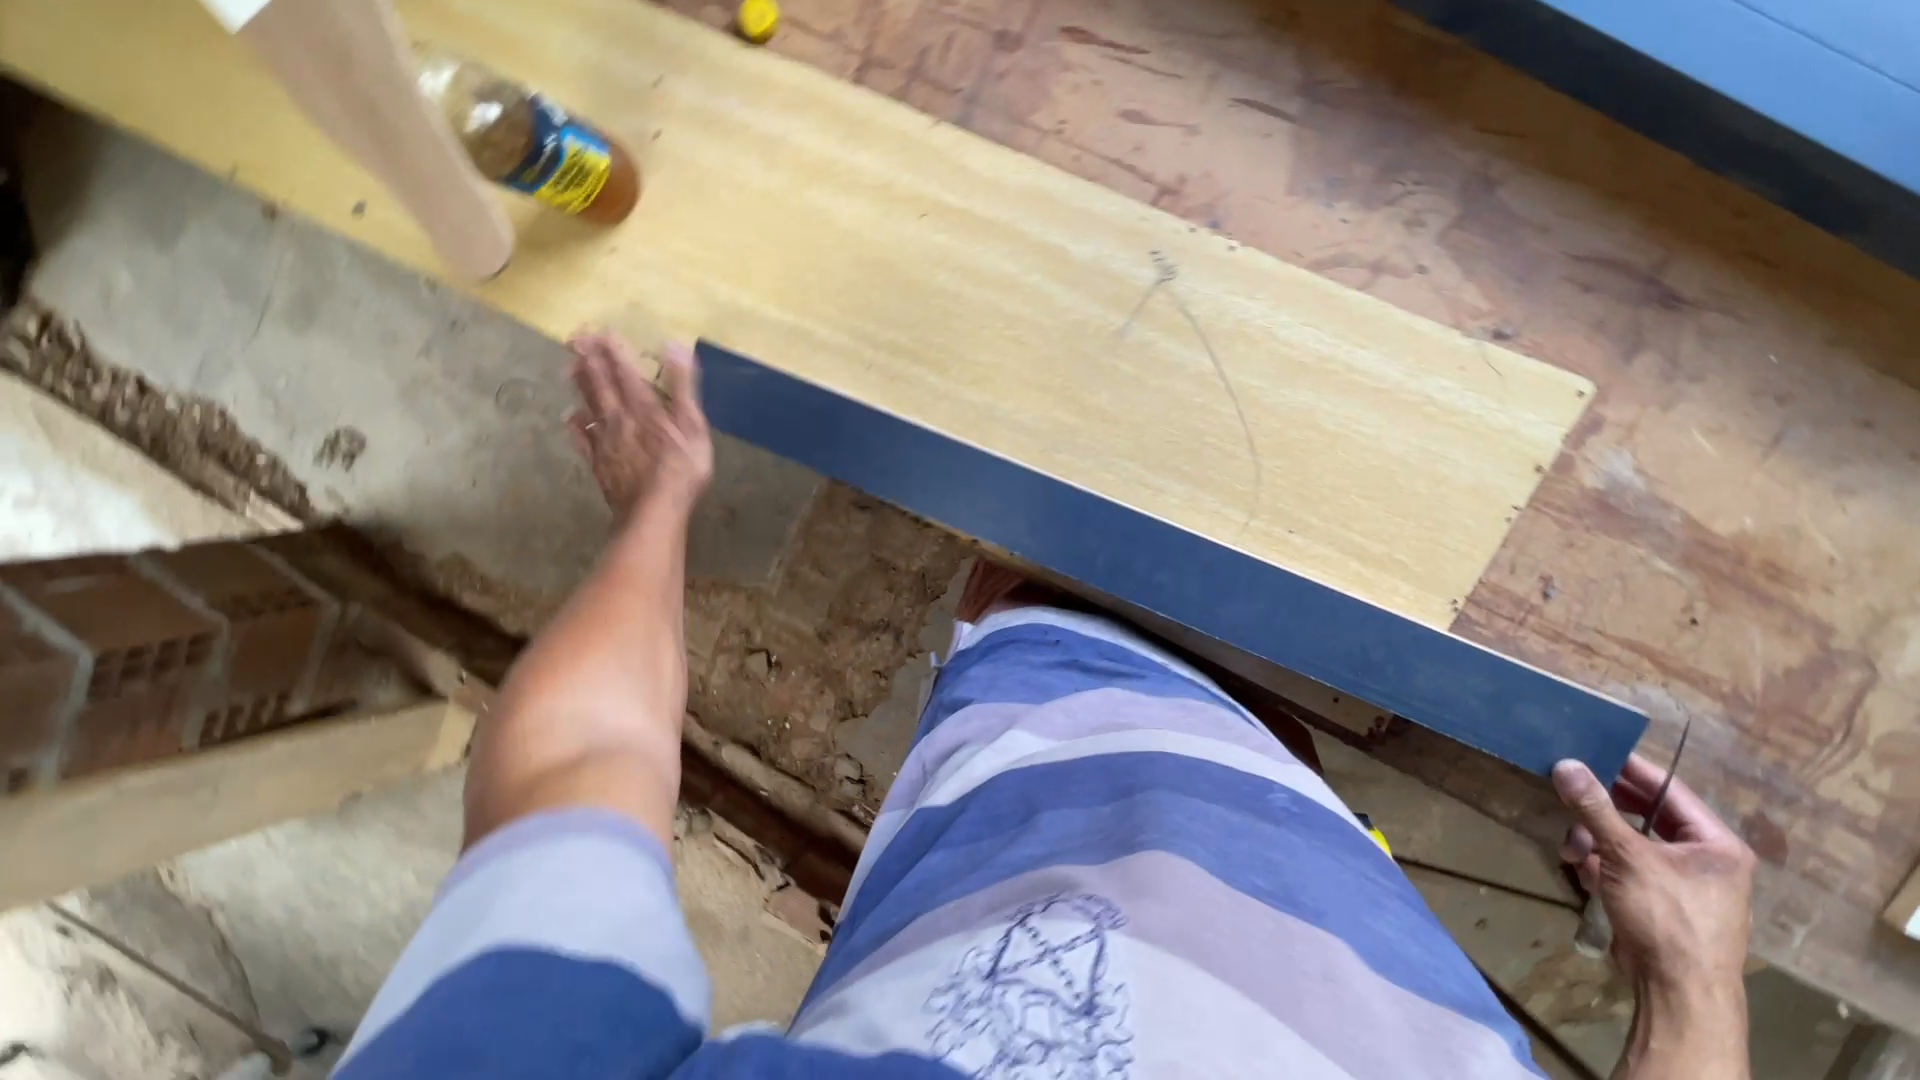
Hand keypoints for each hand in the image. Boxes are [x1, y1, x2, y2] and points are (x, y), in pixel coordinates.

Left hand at [567, 332, 713, 517]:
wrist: (653, 512)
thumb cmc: (680, 470)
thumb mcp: (692, 426)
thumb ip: (683, 386)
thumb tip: (675, 346)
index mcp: (643, 407)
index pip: (626, 371)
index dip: (614, 350)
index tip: (601, 330)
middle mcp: (619, 419)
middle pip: (601, 384)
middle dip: (589, 360)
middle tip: (575, 339)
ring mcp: (605, 442)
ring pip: (589, 406)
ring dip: (580, 385)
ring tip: (570, 368)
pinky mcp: (600, 464)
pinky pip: (583, 440)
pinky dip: (576, 426)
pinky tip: (570, 418)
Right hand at [1553, 756, 1755, 991]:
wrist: (1678, 990)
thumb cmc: (1667, 917)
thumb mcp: (1627, 856)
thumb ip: (1595, 807)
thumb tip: (1566, 763)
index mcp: (1716, 844)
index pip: (1670, 790)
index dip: (1630, 769)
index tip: (1593, 749)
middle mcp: (1704, 859)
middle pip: (1644, 816)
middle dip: (1602, 813)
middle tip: (1568, 794)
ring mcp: (1680, 882)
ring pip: (1627, 842)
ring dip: (1594, 842)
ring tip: (1573, 852)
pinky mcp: (1657, 900)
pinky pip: (1623, 867)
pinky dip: (1600, 865)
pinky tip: (1585, 875)